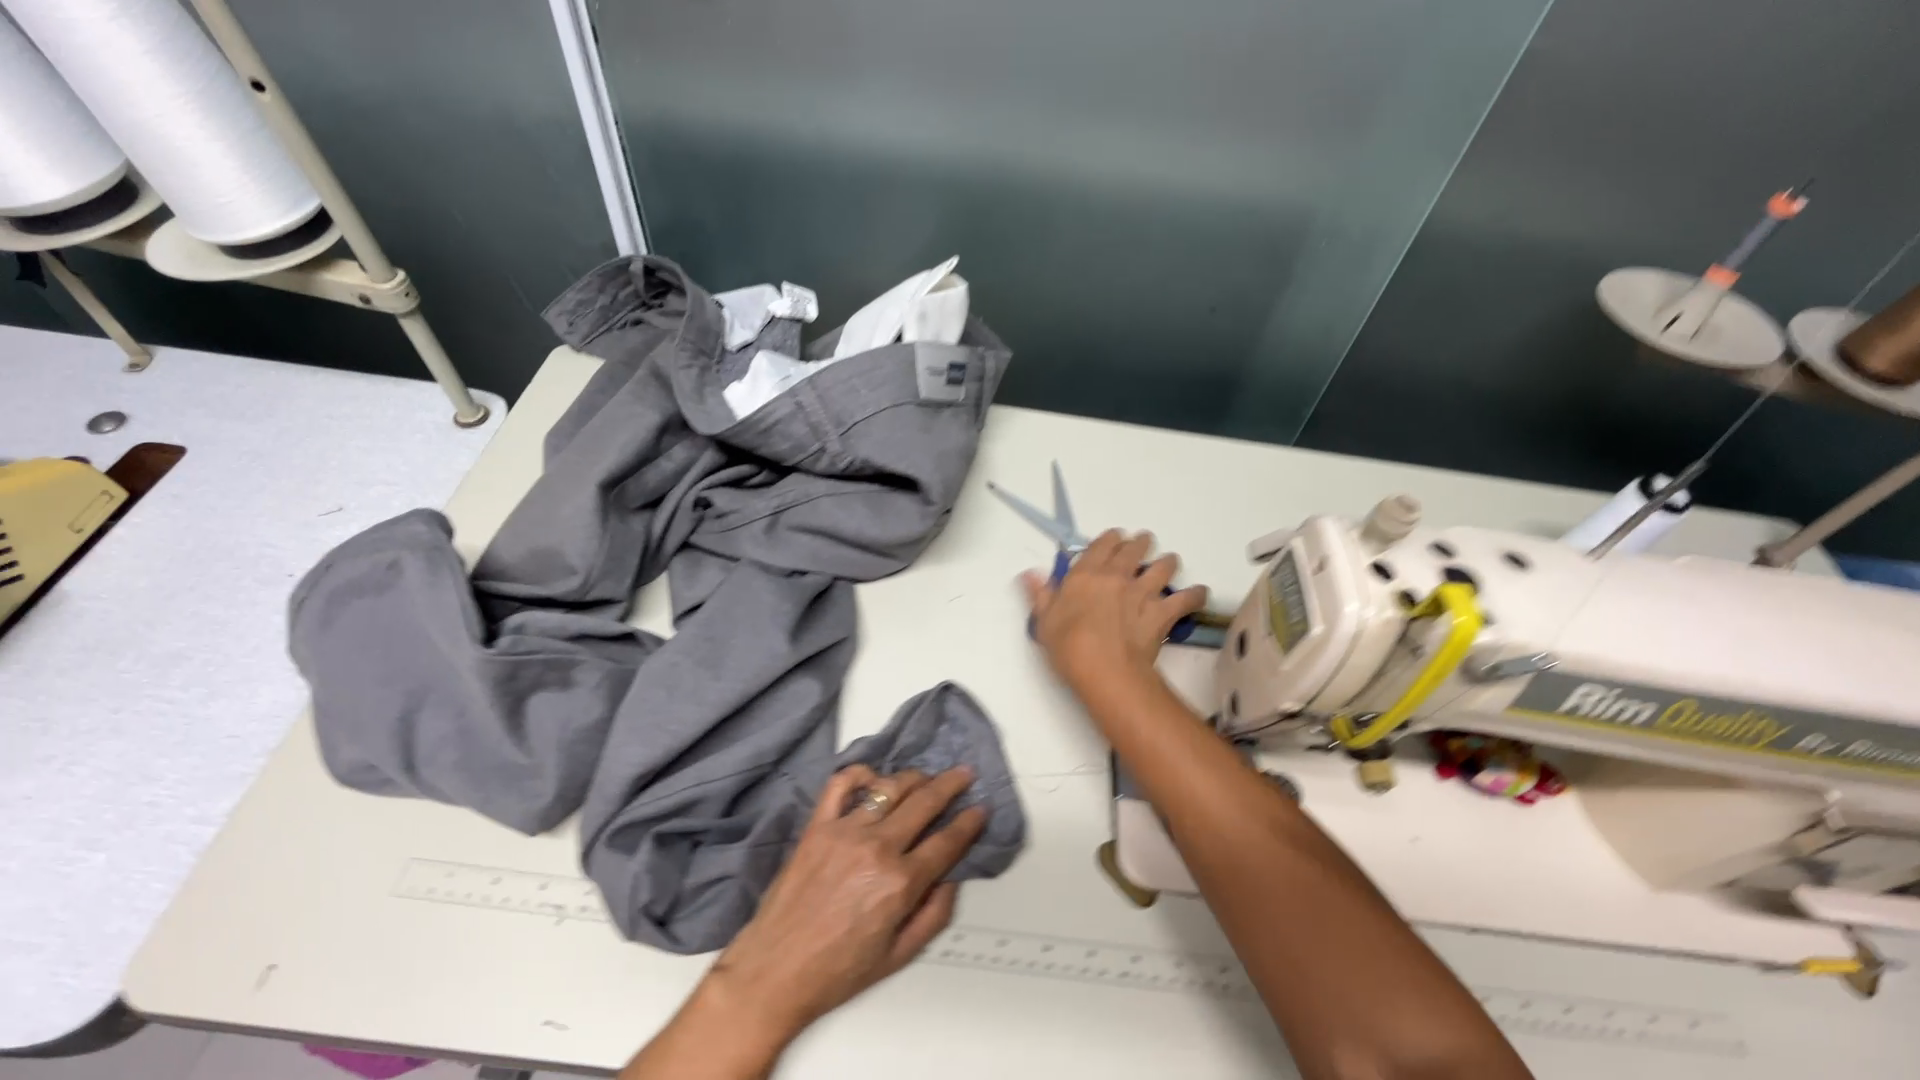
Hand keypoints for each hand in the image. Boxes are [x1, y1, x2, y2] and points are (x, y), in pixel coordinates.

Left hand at [702, 765, 987, 1041]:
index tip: (980, 809)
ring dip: (915, 778)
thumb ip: (934, 914)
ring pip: (889, 788)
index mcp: (900, 883)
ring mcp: (843, 832)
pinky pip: (840, 785)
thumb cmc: (837, 971)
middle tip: (964, 775)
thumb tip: (951, 878)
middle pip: (924, 803)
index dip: (969, 822)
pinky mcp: (816, 827)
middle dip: (951, 786)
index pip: (947, 841)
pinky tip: (875, 778)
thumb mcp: (899, 955)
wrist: (774, 972)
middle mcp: (876, 848)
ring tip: (927, 777)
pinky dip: (861, 774)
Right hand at [1023, 529, 1207, 698]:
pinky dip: (1195, 595)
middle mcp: (1116, 576)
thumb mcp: (1044, 621)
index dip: (1110, 538)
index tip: (1116, 537)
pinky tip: (1199, 593)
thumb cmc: (1068, 646)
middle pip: (1134, 550)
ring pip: (1162, 567)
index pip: (1101, 545)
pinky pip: (1185, 599)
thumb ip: (1040, 594)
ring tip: (1170, 561)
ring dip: (1168, 562)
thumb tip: (1030, 574)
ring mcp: (1143, 593)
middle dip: (1140, 543)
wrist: (1103, 668)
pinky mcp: (1162, 613)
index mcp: (1086, 575)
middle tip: (1144, 542)